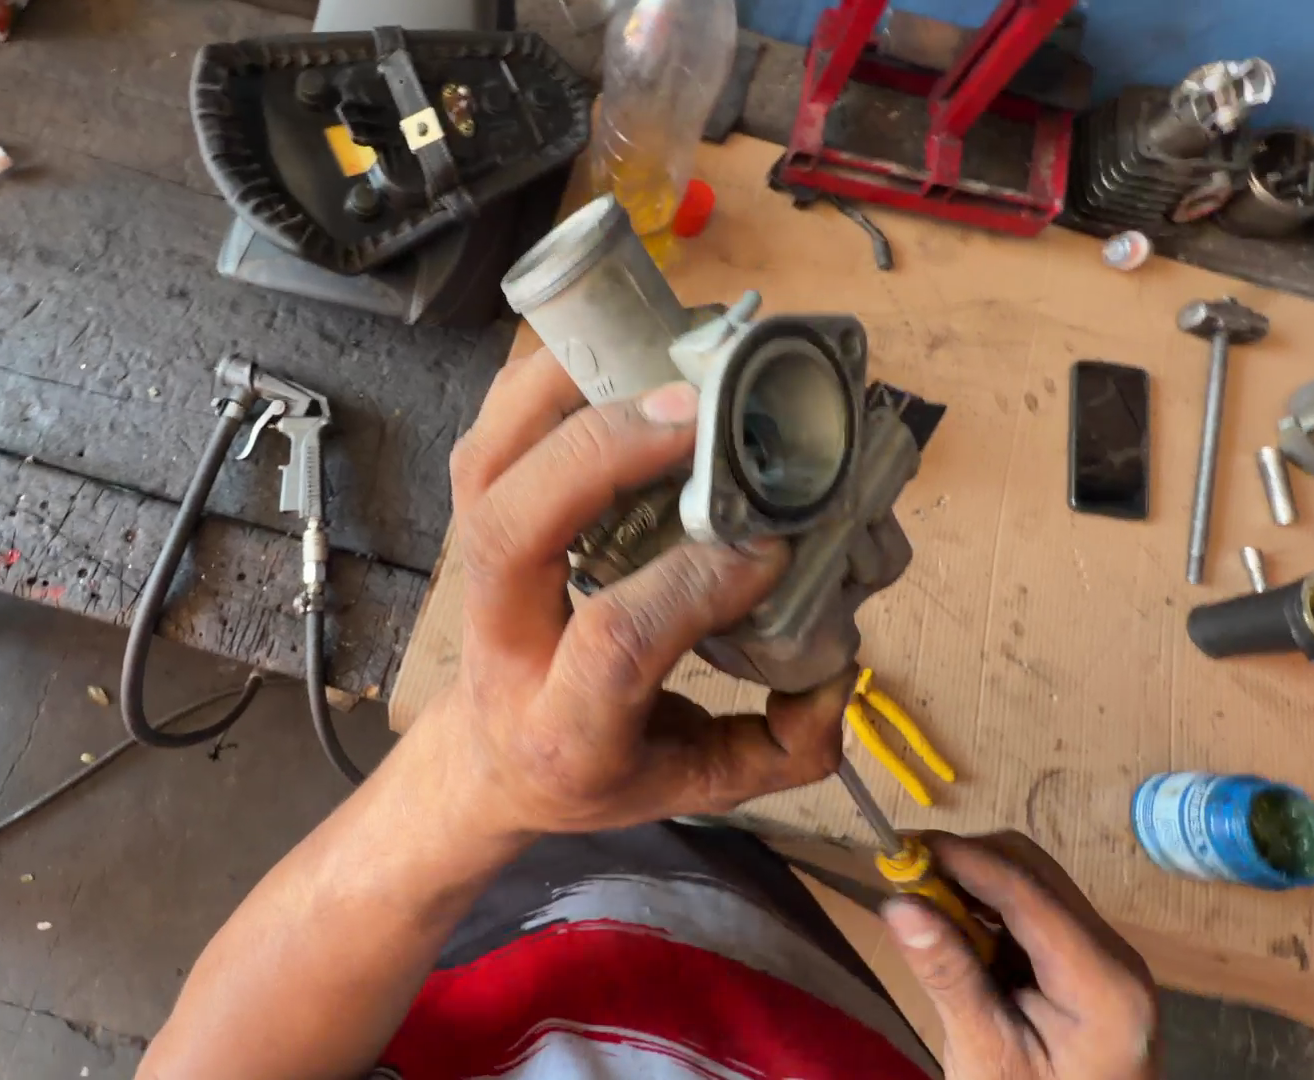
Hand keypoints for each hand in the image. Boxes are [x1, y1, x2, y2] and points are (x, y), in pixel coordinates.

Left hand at [407, 349, 855, 837]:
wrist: (493, 756)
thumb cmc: (594, 771)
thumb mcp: (694, 786)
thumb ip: (779, 746)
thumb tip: (838, 664)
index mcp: (563, 725)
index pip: (615, 642)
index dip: (693, 582)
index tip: (766, 545)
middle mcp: (502, 643)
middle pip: (512, 532)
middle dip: (600, 457)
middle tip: (693, 413)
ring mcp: (476, 579)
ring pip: (483, 466)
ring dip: (559, 396)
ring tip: (649, 358)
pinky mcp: (475, 528)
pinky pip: (488, 437)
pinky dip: (538, 387)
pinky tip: (604, 360)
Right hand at [883, 832, 1157, 1078]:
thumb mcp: (987, 1055)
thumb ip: (948, 977)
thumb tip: (898, 904)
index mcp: (1102, 986)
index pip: (1026, 893)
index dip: (962, 858)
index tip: (899, 844)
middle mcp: (1112, 954)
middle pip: (1029, 868)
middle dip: (962, 859)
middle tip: (901, 872)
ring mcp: (1099, 949)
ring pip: (1025, 873)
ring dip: (967, 873)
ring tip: (918, 896)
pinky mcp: (1080, 950)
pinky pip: (1024, 896)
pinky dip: (979, 893)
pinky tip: (949, 918)